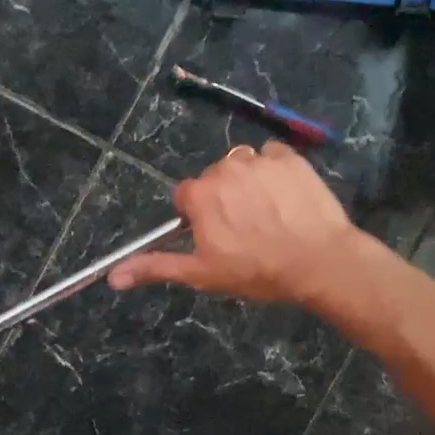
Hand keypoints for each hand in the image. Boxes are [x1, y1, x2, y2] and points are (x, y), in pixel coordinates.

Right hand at [108, 142, 356, 305]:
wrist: (320, 262)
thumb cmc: (257, 271)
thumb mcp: (202, 274)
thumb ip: (156, 266)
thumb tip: (113, 277)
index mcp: (199, 195)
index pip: (186, 197)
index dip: (198, 217)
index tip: (216, 236)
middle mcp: (224, 168)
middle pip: (214, 179)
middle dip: (223, 199)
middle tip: (245, 230)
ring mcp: (259, 160)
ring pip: (242, 166)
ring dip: (248, 183)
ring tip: (268, 214)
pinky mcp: (290, 158)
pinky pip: (273, 157)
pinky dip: (275, 171)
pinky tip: (286, 198)